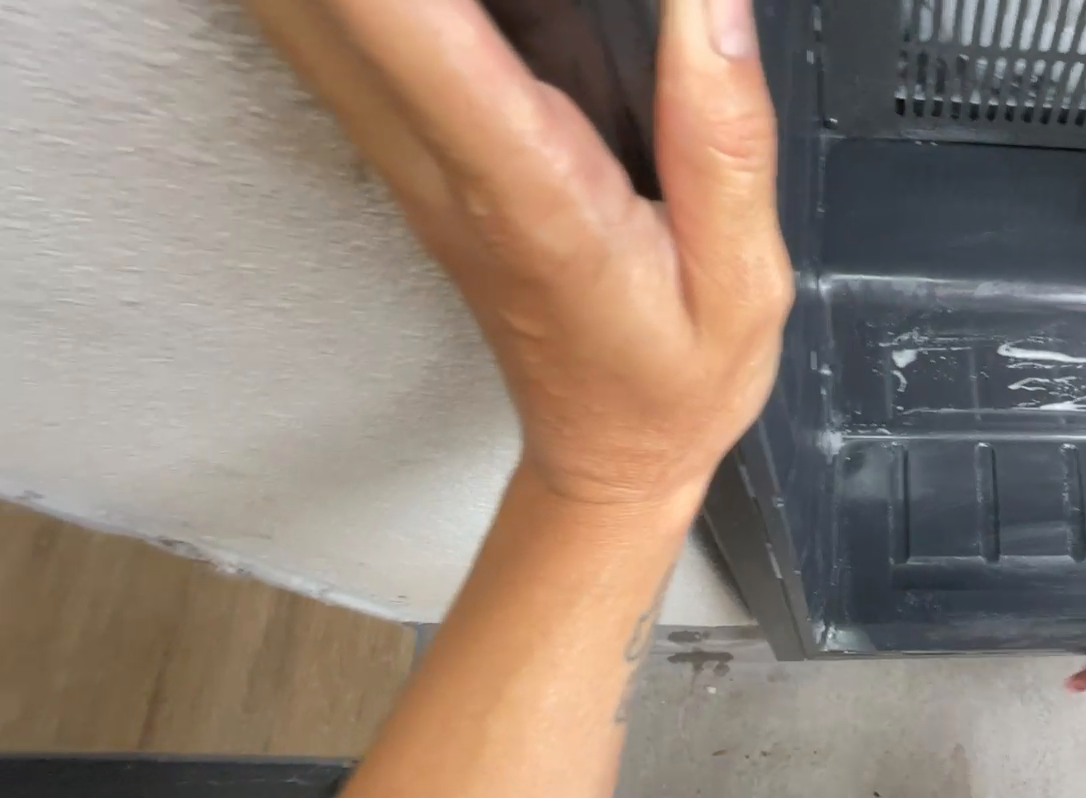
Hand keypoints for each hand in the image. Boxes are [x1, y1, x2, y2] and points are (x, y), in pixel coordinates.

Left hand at [247, 0, 793, 507]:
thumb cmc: (675, 386)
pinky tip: (462, 0)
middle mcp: (441, 158)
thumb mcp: (742, 286)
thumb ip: (726, 145)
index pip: (406, 3)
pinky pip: (330, 21)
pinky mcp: (416, 156)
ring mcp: (410, 156)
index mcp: (534, 187)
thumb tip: (713, 2)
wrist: (613, 451)